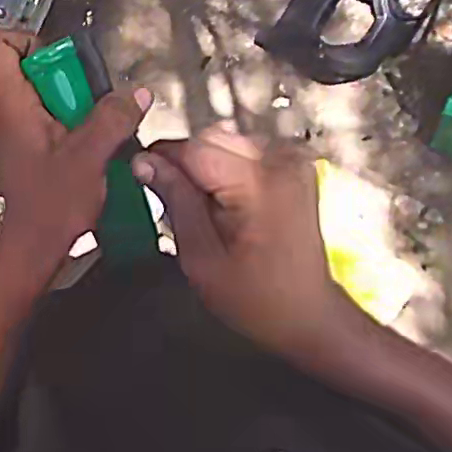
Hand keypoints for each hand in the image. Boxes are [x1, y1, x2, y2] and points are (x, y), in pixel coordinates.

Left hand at [0, 28, 150, 264]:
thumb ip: (113, 119)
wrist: (35, 244)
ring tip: (91, 117)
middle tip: (85, 93)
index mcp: (9, 102)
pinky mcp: (28, 141)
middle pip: (24, 62)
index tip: (60, 60)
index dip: (26, 38)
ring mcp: (15, 124)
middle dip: (61, 70)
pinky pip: (46, 111)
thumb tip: (137, 93)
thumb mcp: (89, 156)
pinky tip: (88, 137)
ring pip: (39, 88)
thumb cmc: (50, 204)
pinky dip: (68, 115)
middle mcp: (6, 108)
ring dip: (69, 95)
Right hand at [134, 127, 356, 356]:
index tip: (143, 180)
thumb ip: (175, 200)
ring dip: (204, 165)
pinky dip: (225, 168)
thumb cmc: (253, 297)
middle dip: (184, 163)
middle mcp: (280, 161)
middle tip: (174, 201)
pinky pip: (243, 150)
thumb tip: (142, 161)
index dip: (162, 160)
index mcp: (259, 183)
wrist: (308, 313)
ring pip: (224, 140)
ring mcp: (291, 160)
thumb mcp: (201, 257)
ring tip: (202, 205)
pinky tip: (225, 200)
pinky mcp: (294, 165)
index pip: (194, 148)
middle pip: (210, 138)